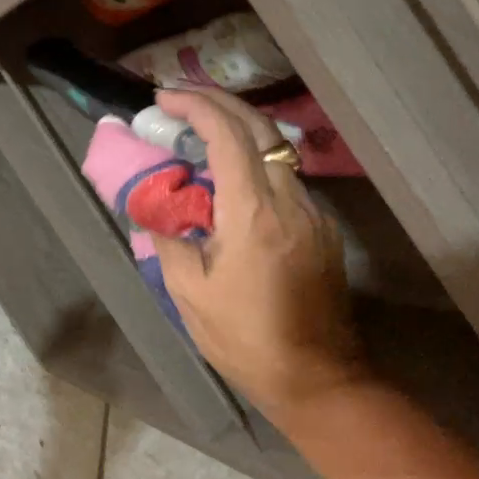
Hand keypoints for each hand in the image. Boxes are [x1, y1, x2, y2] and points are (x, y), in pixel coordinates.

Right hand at [150, 88, 365, 417]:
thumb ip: (169, 237)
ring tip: (194, 137)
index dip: (196, 107)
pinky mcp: (321, 231)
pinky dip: (250, 164)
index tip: (163, 99)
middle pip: (260, 130)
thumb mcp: (188, 290)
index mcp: (255, 215)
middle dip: (217, 104)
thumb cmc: (244, 339)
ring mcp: (313, 215)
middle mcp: (291, 203)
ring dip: (235, 133)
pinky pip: (283, 181)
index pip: (230, 137)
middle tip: (177, 101)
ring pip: (275, 153)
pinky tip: (224, 182)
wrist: (317, 380)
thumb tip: (156, 205)